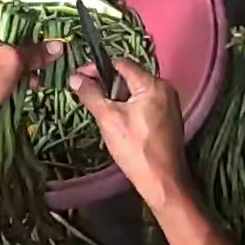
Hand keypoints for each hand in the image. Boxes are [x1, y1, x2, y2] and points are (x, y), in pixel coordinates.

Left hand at [0, 15, 61, 144]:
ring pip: (19, 58)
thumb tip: (59, 46)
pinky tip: (40, 83)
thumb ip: (35, 52)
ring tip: (53, 67)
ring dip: (35, 64)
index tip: (51, 22)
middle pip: (17, 38)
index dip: (30, 17)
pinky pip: (16, 75)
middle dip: (37, 44)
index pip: (9, 14)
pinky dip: (27, 78)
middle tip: (59, 47)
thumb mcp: (11, 60)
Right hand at [70, 60, 191, 208]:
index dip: (98, 68)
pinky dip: (129, 106)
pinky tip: (116, 120)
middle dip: (106, 83)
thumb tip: (74, 77)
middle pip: (130, 76)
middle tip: (86, 94)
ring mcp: (169, 104)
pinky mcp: (169, 118)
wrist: (163, 181)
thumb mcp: (108, 119)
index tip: (80, 77)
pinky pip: (145, 103)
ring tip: (98, 108)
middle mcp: (165, 88)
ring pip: (136, 91)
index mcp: (153, 84)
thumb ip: (91, 94)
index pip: (121, 64)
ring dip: (116, 96)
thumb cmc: (135, 148)